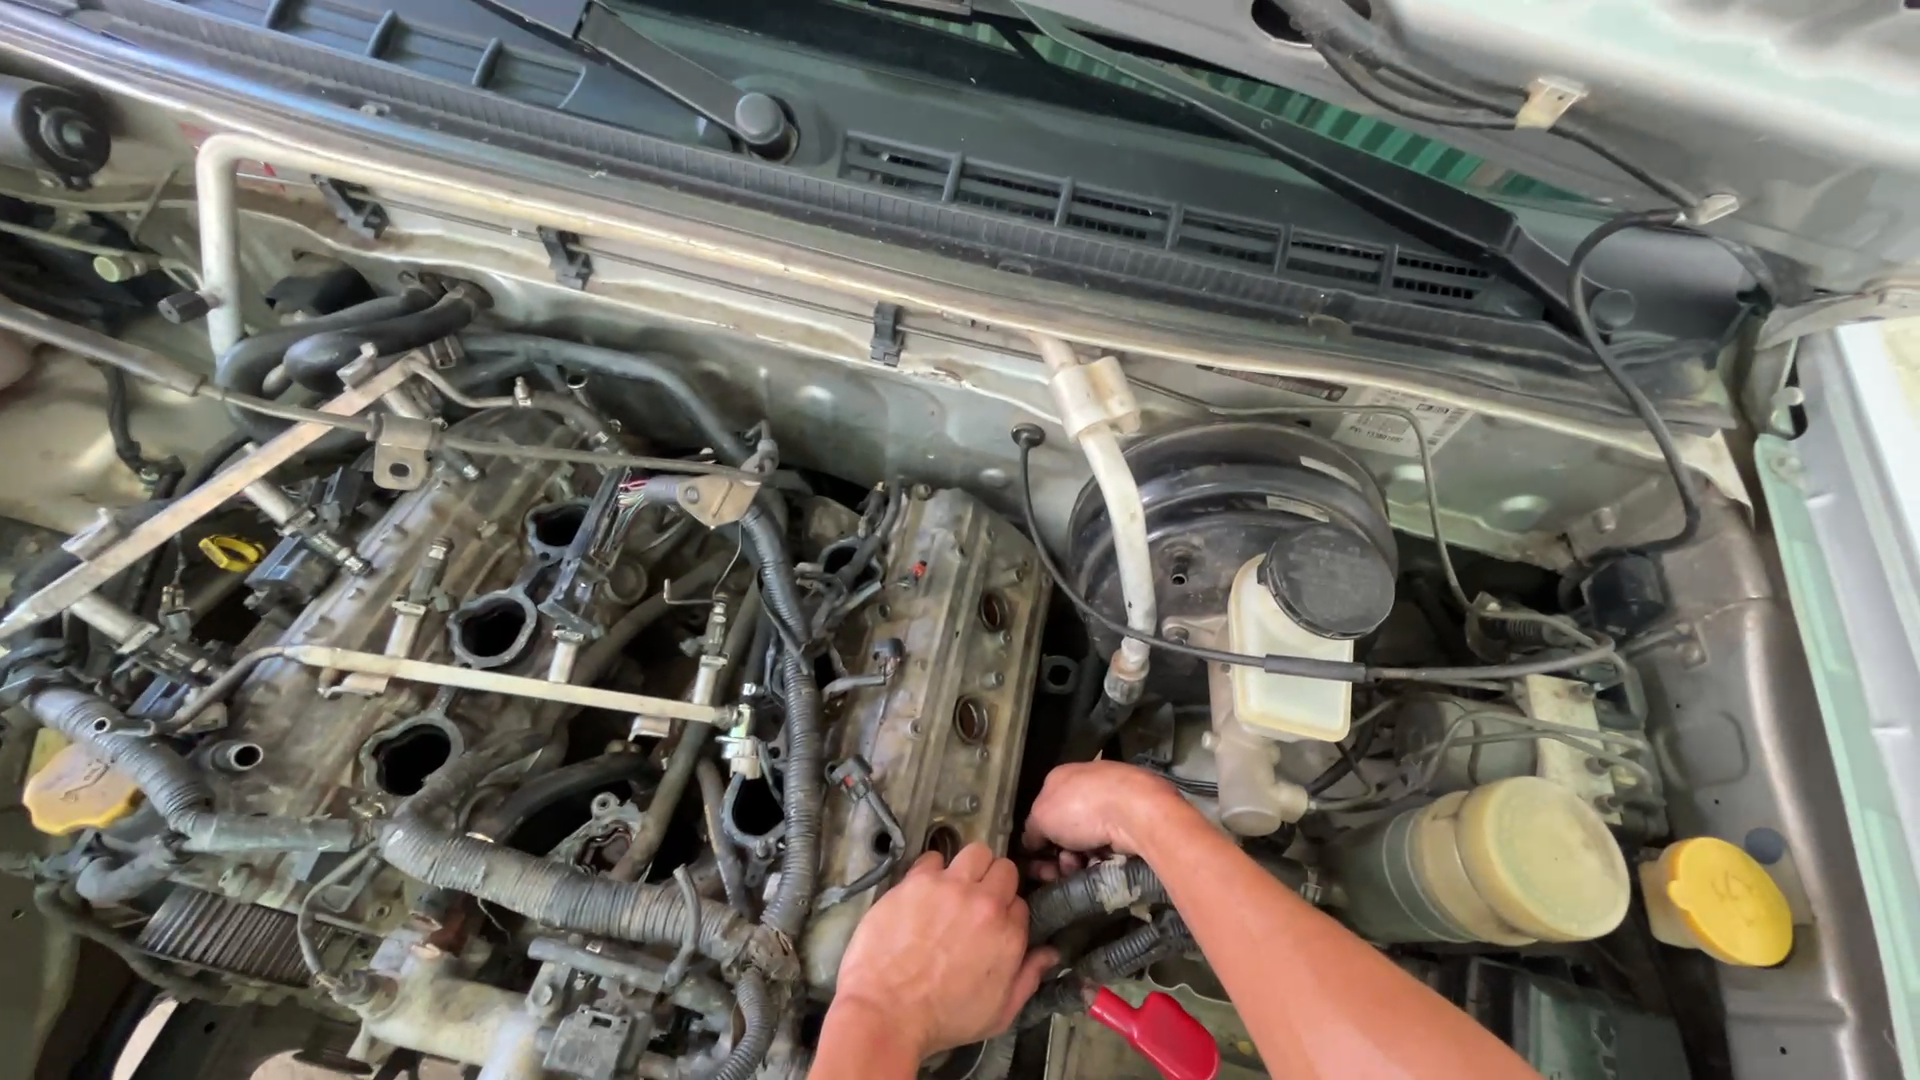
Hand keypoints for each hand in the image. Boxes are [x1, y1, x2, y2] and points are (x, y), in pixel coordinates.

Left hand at [832, 844, 1057, 1059]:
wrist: (885, 1011)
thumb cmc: (940, 1019)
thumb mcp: (997, 1014)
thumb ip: (1027, 978)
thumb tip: (1049, 953)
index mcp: (1007, 935)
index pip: (1021, 903)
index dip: (1007, 912)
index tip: (995, 922)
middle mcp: (983, 904)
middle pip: (1004, 869)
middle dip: (994, 883)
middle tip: (977, 900)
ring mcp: (950, 887)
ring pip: (975, 852)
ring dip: (970, 867)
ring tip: (955, 886)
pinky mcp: (918, 880)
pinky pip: (933, 857)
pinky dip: (931, 869)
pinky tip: (924, 889)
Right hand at [1021, 761, 1187, 863]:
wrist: (1135, 811)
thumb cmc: (1081, 807)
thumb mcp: (1041, 816)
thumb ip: (1031, 830)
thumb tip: (1030, 841)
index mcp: (1061, 778)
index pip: (1042, 809)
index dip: (1037, 837)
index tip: (1034, 860)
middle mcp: (1086, 787)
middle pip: (1064, 829)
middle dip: (1057, 854)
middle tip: (1054, 872)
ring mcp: (1110, 804)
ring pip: (1084, 842)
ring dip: (1075, 861)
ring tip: (1076, 868)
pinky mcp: (1129, 823)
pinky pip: (1106, 847)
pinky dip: (1099, 860)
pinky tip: (1096, 866)